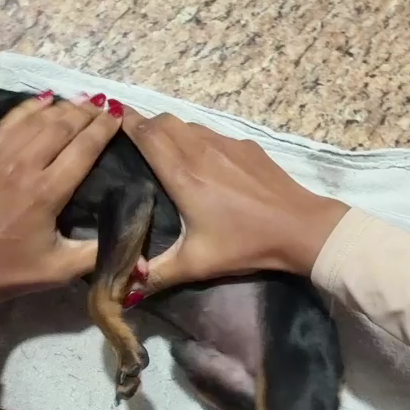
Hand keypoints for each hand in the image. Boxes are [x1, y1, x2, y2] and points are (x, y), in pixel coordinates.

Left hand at [0, 96, 118, 320]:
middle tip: (104, 104)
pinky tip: (43, 100)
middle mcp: (24, 167)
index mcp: (47, 193)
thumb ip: (98, 251)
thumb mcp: (62, 269)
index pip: (83, 149)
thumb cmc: (13, 273)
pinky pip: (8, 124)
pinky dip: (28, 108)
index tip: (117, 116)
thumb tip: (136, 242)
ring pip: (35, 121)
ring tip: (81, 101)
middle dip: (86, 112)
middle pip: (60, 127)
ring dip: (61, 107)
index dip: (103, 129)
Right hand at [121, 111, 347, 293]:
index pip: (146, 134)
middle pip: (163, 120)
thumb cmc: (246, 244)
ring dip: (169, 130)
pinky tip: (201, 161)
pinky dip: (195, 138)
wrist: (301, 228)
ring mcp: (227, 144)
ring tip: (161, 149)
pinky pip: (211, 133)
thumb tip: (122, 290)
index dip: (124, 122)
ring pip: (188, 124)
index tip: (107, 118)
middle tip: (129, 138)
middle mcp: (201, 150)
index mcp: (184, 175)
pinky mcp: (247, 146)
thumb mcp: (197, 264)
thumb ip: (156, 275)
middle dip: (143, 123)